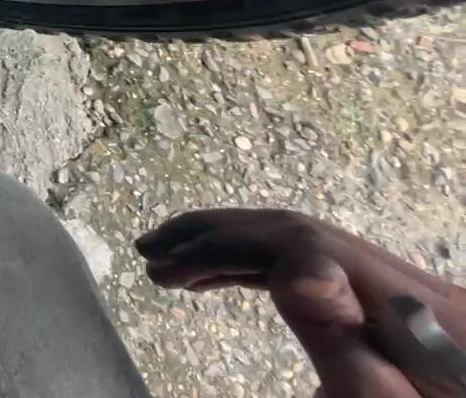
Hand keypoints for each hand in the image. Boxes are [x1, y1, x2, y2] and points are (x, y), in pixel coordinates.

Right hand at [137, 209, 465, 397]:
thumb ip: (338, 336)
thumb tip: (296, 266)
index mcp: (421, 307)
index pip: (305, 244)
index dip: (225, 245)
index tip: (167, 267)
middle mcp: (416, 283)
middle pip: (295, 233)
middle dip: (211, 237)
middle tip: (148, 252)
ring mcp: (403, 289)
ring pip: (294, 242)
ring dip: (222, 247)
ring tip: (166, 262)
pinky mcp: (389, 300)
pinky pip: (307, 262)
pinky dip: (250, 264)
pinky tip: (213, 276)